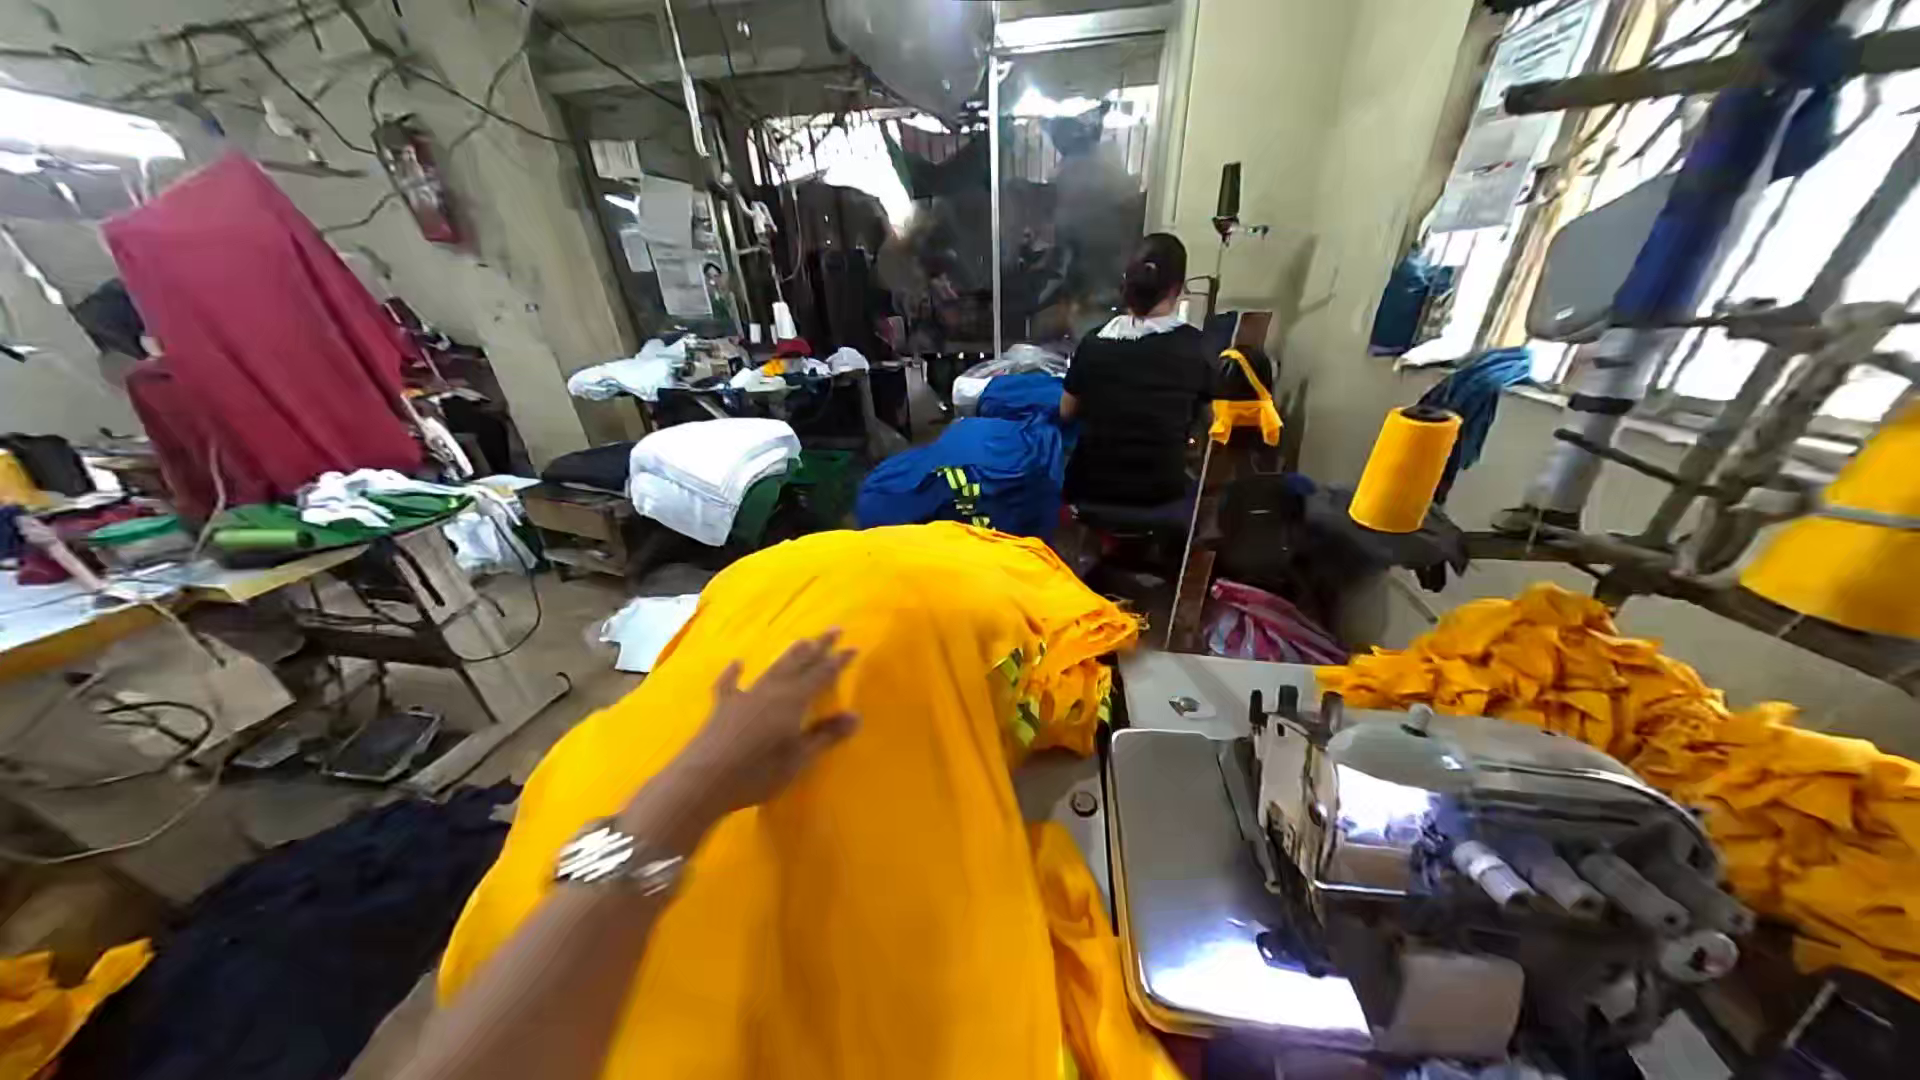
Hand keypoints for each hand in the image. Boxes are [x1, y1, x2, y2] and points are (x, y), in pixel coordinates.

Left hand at [617, 632, 858, 849]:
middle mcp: (772, 690)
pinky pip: (730, 684)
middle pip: (799, 663)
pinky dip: (734, 673)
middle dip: (818, 647)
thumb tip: (856, 715)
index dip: (838, 661)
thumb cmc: (757, 773)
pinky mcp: (723, 707)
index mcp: (794, 700)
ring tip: (802, 640)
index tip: (853, 646)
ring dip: (789, 655)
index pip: (822, 674)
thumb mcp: (798, 758)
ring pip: (773, 669)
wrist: (703, 780)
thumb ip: (825, 735)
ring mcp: (746, 696)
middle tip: (833, 629)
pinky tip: (737, 663)